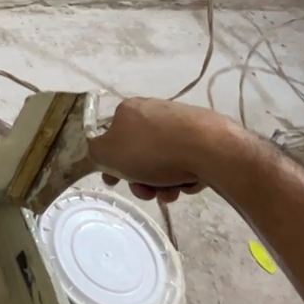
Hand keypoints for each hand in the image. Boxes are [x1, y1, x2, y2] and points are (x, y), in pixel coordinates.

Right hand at [90, 98, 256, 202]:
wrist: (209, 148)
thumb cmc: (151, 150)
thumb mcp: (107, 154)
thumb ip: (94, 154)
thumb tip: (101, 153)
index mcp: (128, 110)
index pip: (111, 137)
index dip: (111, 163)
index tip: (114, 183)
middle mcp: (153, 111)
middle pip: (138, 153)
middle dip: (140, 178)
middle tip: (147, 193)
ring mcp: (180, 123)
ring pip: (163, 160)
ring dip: (162, 182)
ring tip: (171, 193)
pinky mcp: (204, 136)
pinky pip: (186, 161)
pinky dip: (184, 176)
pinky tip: (189, 184)